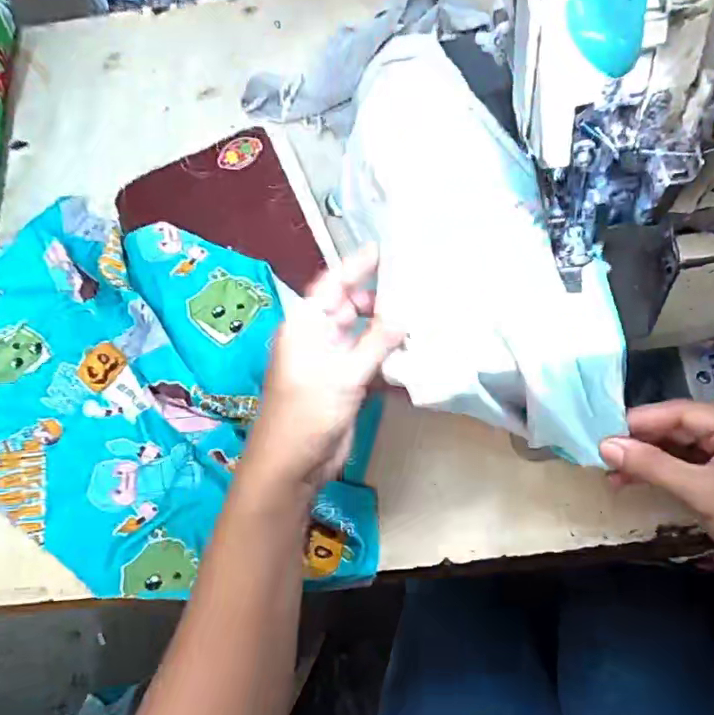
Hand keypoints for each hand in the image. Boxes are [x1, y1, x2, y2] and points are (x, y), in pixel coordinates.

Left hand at [248, 246, 403, 493]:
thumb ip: (375, 343)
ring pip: (362, 336)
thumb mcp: (343, 374)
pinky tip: (413, 353)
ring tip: (420, 316)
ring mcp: (332, 363)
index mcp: (305, 326)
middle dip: (377, 298)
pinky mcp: (345, 386)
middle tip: (413, 288)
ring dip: (386, 330)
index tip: (382, 250)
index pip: (331, 285)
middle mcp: (317, 339)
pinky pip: (369, 362)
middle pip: (348, 307)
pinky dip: (387, 358)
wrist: (293, 464)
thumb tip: (402, 318)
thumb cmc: (307, 413)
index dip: (355, 266)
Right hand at [599, 400, 713, 629]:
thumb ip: (652, 465)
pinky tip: (637, 480)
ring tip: (612, 472)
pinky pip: (692, 468)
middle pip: (682, 428)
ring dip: (650, 459)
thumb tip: (605, 445)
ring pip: (683, 449)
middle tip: (602, 454)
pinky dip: (665, 474)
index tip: (601, 432)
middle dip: (642, 441)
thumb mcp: (703, 493)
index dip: (640, 421)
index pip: (683, 412)